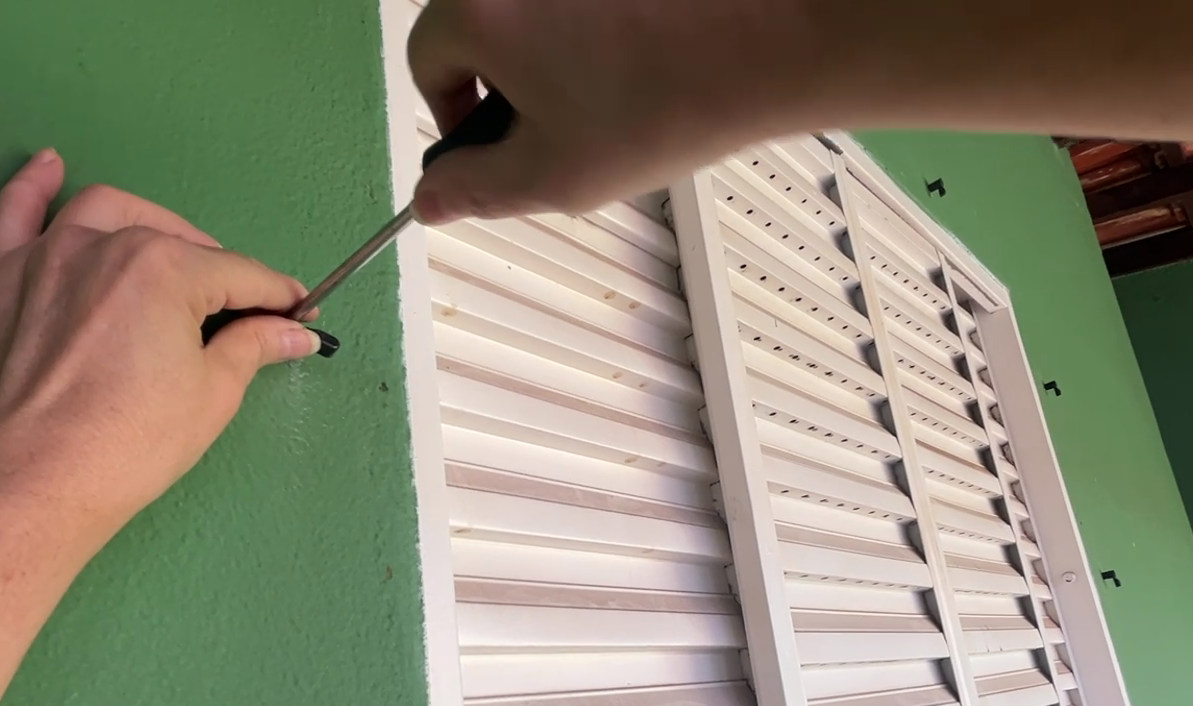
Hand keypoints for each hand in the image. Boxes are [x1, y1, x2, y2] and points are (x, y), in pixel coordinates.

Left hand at [0, 149, 320, 540]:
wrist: (33, 482)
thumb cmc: (135, 440)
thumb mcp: (215, 393)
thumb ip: (255, 346)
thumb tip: (295, 332)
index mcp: (165, 267)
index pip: (241, 275)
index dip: (280, 298)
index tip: (301, 317)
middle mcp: (104, 242)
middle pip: (182, 242)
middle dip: (224, 272)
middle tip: (247, 316)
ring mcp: (46, 254)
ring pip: (109, 212)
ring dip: (156, 227)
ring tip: (182, 260)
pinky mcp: (1, 277)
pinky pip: (16, 214)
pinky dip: (35, 187)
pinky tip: (50, 167)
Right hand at [408, 0, 823, 223]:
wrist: (765, 42)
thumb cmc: (653, 113)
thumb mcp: (551, 176)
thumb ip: (476, 190)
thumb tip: (427, 199)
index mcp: (478, 8)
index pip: (427, 62)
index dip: (454, 118)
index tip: (502, 148)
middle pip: (474, 31)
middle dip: (504, 89)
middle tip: (564, 131)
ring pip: (525, 17)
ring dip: (548, 64)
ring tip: (609, 100)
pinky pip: (569, 3)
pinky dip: (585, 32)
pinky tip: (632, 61)